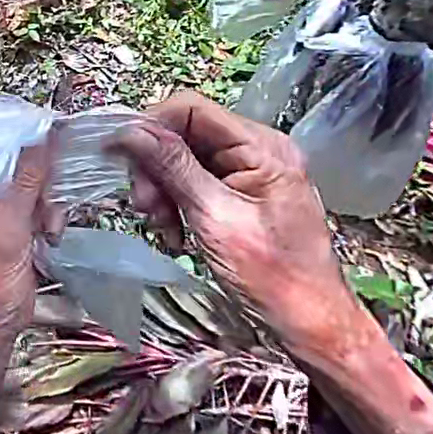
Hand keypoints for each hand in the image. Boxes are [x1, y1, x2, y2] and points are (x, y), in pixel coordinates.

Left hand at [0, 140, 57, 433]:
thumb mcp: (7, 223)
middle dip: (35, 181)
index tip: (51, 130)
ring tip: (49, 229)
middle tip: (48, 204)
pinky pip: (27, 200)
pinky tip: (49, 236)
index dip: (18, 134)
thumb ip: (28, 174)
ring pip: (23, 179)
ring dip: (43, 201)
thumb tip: (46, 129)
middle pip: (6, 157)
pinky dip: (42, 215)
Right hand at [114, 90, 432, 433]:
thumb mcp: (215, 218)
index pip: (191, 109)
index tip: (119, 156)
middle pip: (185, 134)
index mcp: (261, 147)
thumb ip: (173, 168)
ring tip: (162, 227)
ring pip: (185, 159)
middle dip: (156, 167)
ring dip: (163, 189)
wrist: (312, 325)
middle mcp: (257, 148)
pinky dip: (177, 203)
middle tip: (145, 208)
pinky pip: (196, 181)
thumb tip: (131, 130)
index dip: (151, 126)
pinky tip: (175, 232)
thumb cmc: (272, 276)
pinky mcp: (242, 192)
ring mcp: (251, 170)